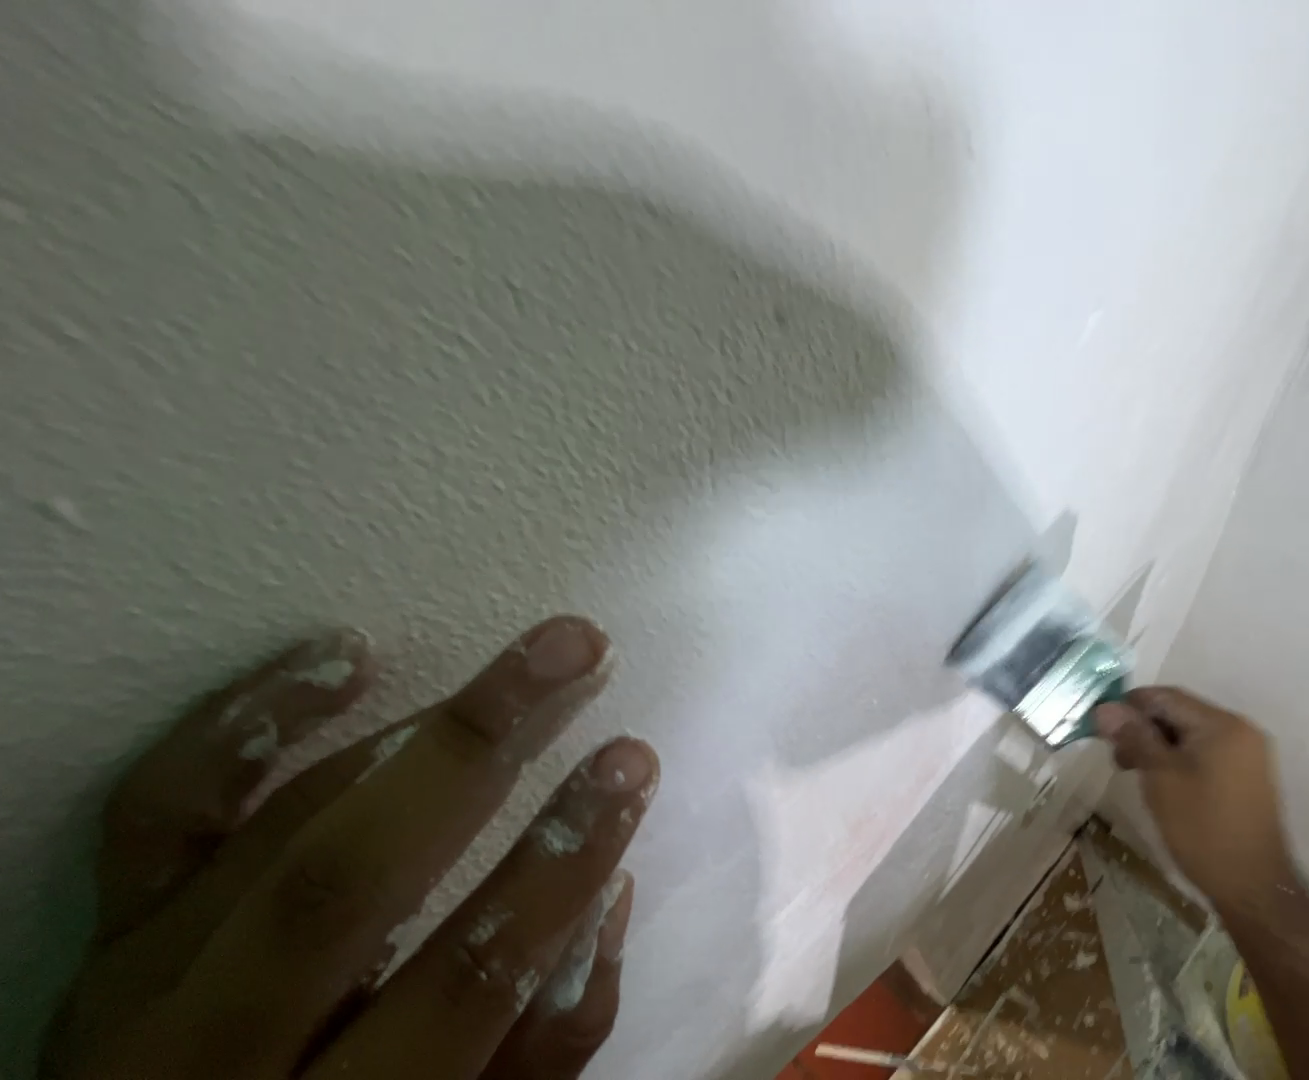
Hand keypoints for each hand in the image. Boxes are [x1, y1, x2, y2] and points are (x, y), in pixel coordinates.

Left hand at [41, 615, 658, 1079]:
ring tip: (516, 669)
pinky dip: (249, 723)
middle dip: (479, 747)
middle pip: (346, 881)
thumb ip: (547, 1048)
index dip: (558, 866)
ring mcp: (136, 989)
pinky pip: (161, 811)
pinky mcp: (109, 937)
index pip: (462, 981)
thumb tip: (606, 894)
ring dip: (409, 732)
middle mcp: (204, 1059)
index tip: (631, 762)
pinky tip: (346, 658)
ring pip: (272, 834)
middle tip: (579, 652)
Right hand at [1094, 687, 1293, 915]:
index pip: (1166, 697)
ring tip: (1134, 773)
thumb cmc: (1202, 829)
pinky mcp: (1248, 777)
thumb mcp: (1160, 779)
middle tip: (1116, 757)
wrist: (1253, 887)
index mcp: (1222, 724)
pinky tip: (1162, 783)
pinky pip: (1207, 754)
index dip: (1129, 706)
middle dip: (1143, 729)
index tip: (1100, 727)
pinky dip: (1180, 760)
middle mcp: (1240, 730)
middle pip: (1180, 714)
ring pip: (1191, 735)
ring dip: (1159, 746)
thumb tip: (1105, 708)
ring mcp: (1249, 754)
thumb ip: (1134, 737)